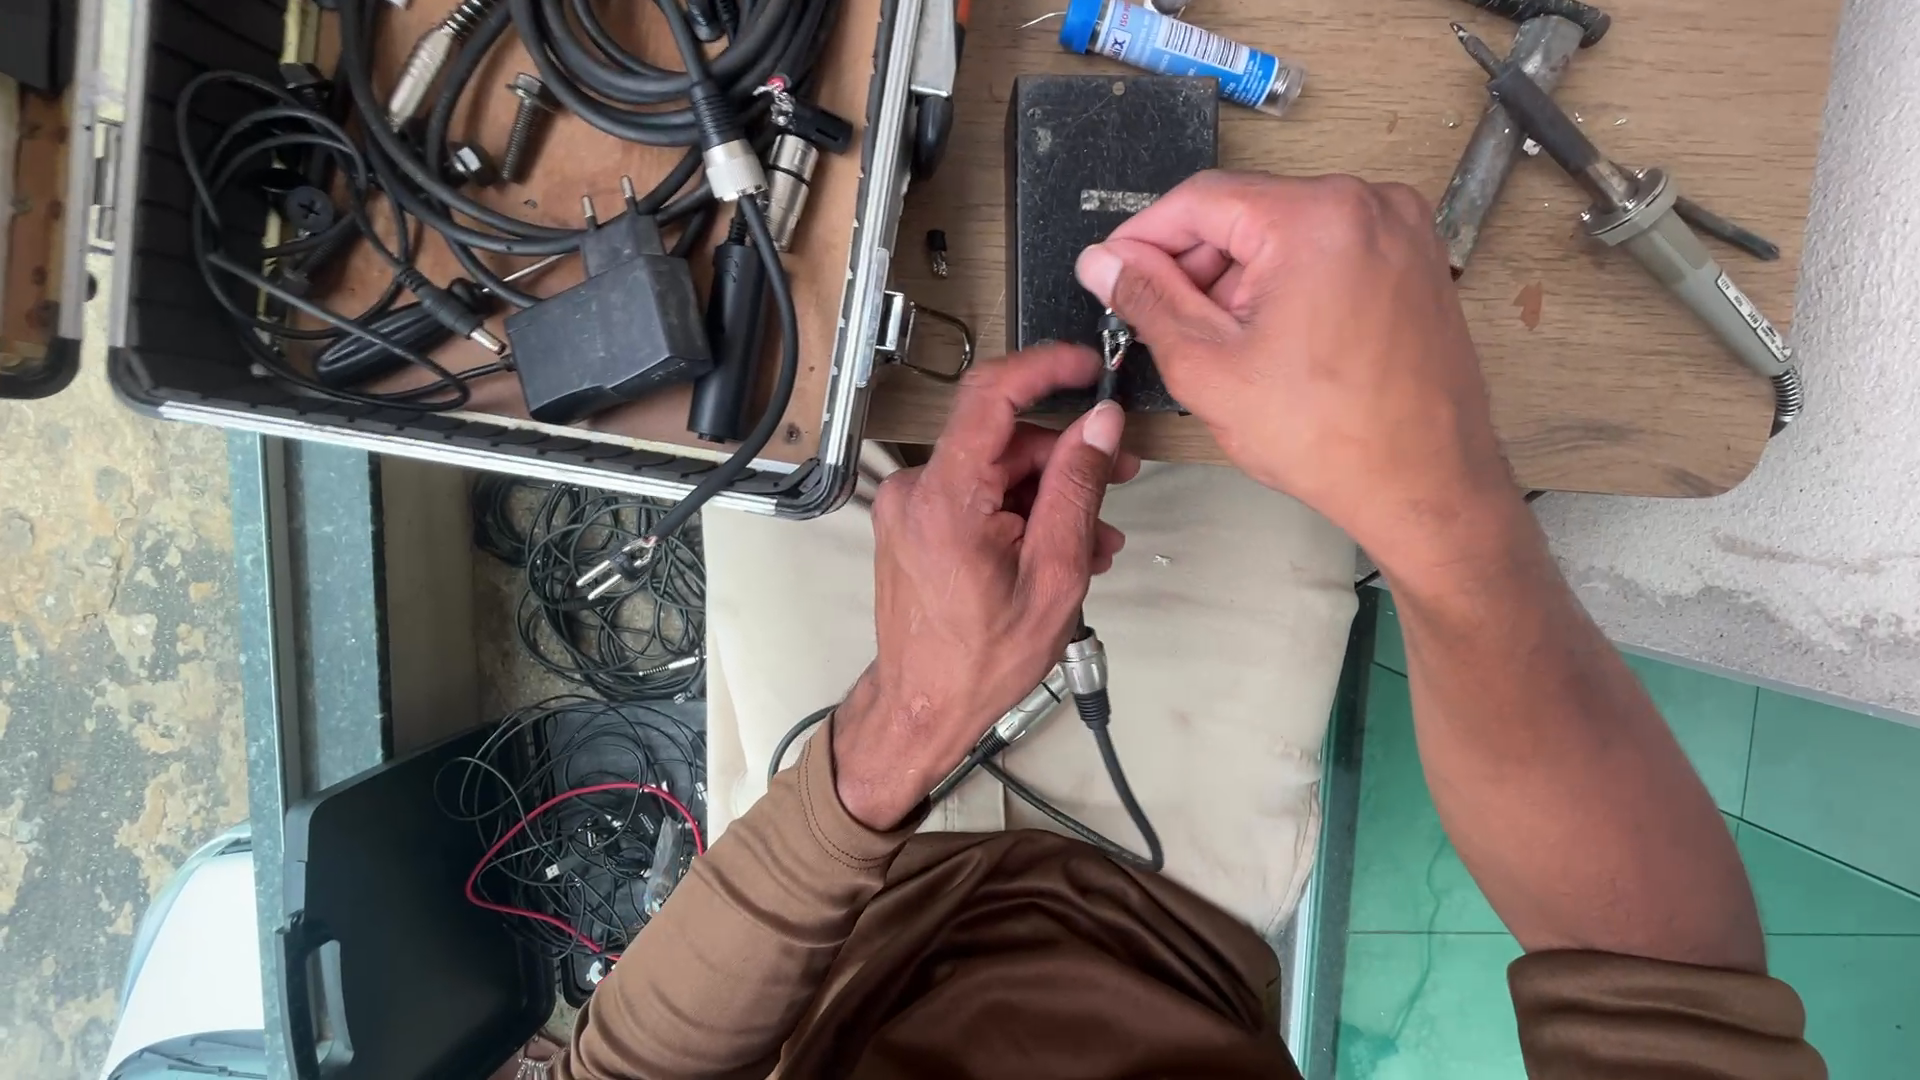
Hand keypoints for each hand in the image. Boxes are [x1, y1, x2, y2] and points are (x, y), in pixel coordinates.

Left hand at [832, 345, 1138, 828]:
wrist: (923, 705)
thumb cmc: (980, 660)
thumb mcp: (1053, 574)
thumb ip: (1077, 489)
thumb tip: (1101, 426)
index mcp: (946, 498)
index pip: (992, 394)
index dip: (1045, 368)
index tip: (1087, 367)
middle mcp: (917, 491)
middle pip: (1006, 441)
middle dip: (1068, 456)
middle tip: (1119, 476)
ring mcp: (911, 506)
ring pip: (997, 470)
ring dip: (1049, 494)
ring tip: (1094, 538)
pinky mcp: (916, 522)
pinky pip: (978, 494)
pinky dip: (1019, 510)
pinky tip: (1056, 545)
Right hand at [1074, 170, 1524, 585]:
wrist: (1421, 483)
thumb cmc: (1326, 435)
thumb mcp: (1206, 366)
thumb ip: (1146, 301)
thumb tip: (1104, 263)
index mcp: (1314, 218)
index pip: (1199, 198)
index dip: (1141, 235)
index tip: (1111, 267)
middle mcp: (1367, 204)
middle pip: (1243, 213)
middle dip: (1190, 266)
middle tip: (1156, 319)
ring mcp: (1397, 229)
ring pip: (1281, 235)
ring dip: (1233, 280)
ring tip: (1219, 345)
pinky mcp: (1409, 259)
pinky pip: (1322, 252)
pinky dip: (1278, 285)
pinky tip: (1263, 339)